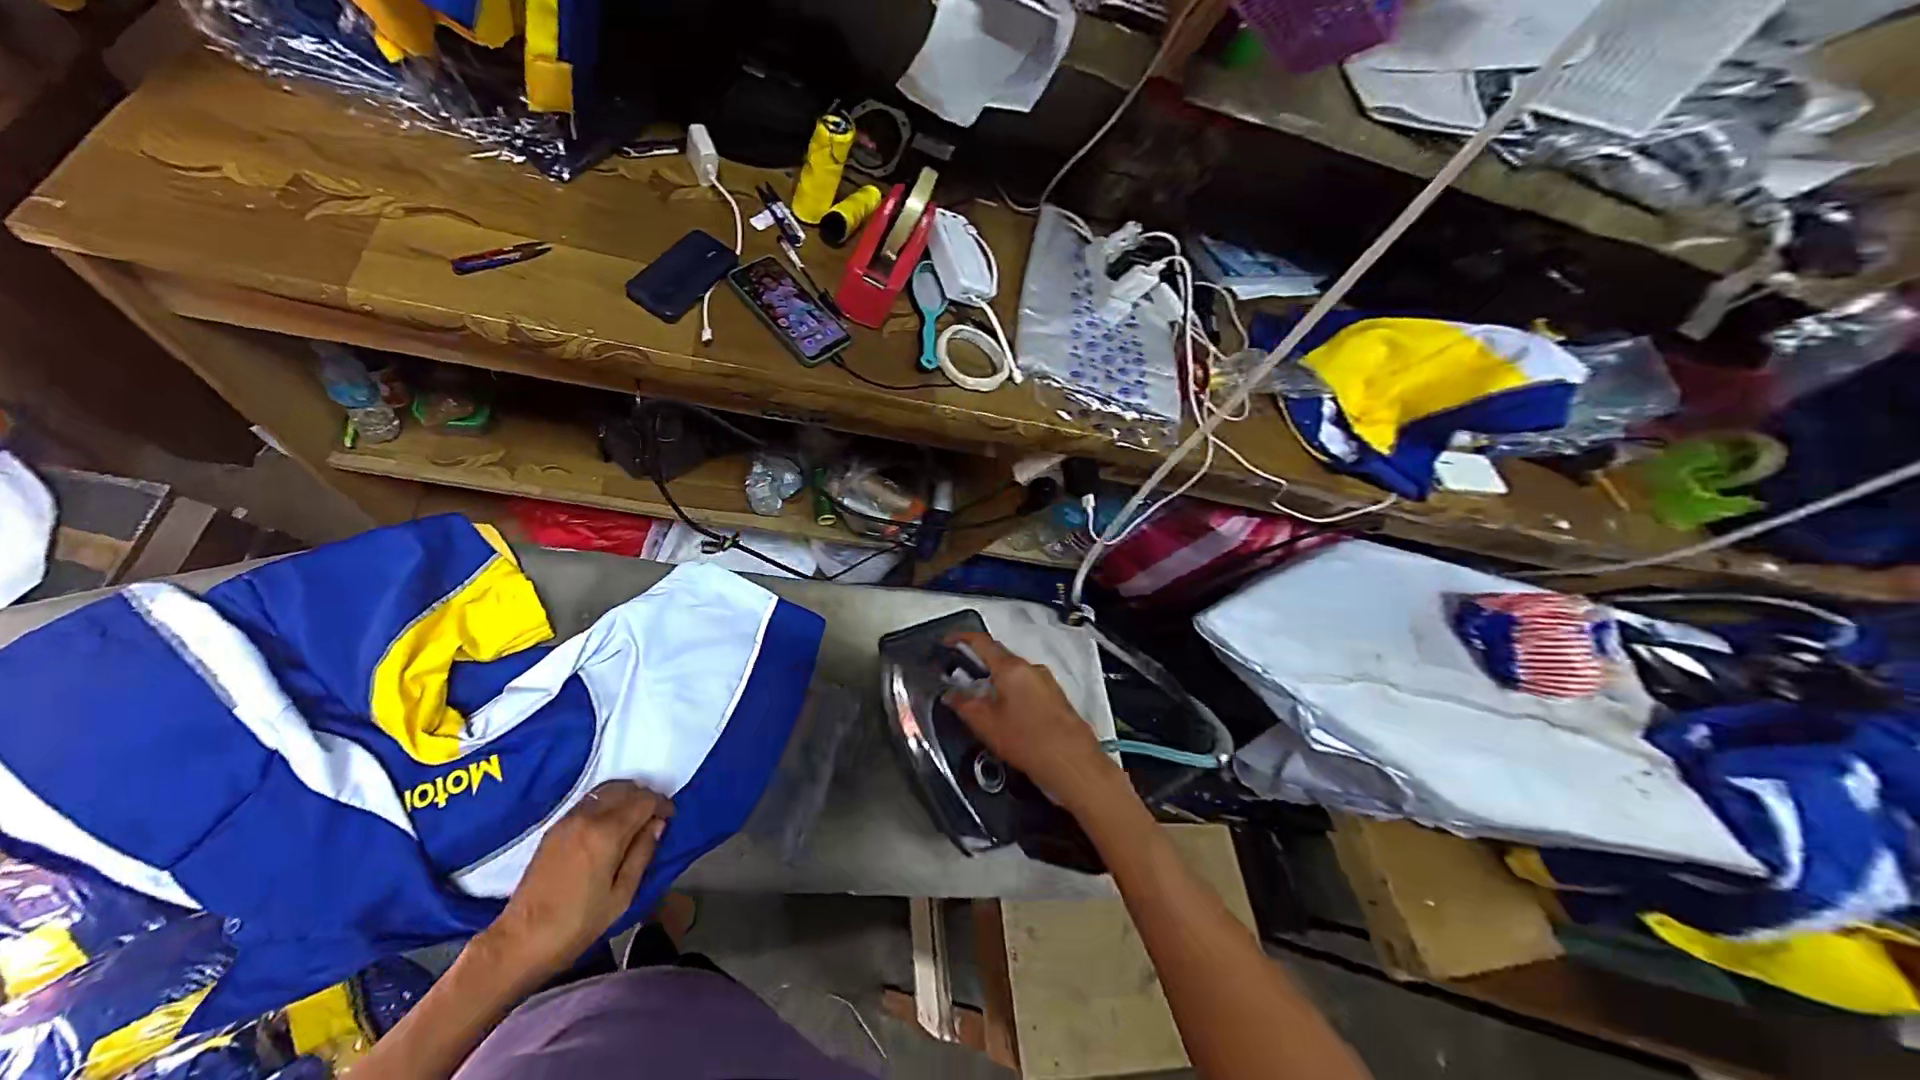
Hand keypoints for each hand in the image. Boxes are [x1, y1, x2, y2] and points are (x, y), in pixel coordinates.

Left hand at [478, 781, 672, 978]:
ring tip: (634, 818)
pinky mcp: (554, 828)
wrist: (521, 940)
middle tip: (655, 816)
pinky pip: (588, 802)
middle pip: (624, 788)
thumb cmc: (578, 923)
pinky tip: (611, 823)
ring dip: (625, 797)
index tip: (669, 817)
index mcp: (606, 833)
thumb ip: (643, 853)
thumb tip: (657, 825)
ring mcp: (567, 820)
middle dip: (644, 797)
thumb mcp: (622, 894)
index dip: (662, 804)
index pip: (644, 800)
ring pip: (604, 791)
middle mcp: (587, 817)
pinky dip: (606, 803)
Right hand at [942, 632, 1124, 814]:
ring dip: (996, 679)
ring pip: (1014, 672)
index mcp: (1011, 668)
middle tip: (960, 676)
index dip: (961, 638)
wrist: (1071, 762)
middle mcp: (1031, 667)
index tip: (948, 641)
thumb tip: (950, 694)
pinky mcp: (1056, 696)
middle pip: (1000, 656)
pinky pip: (1027, 685)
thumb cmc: (1025, 740)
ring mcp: (1047, 681)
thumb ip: (964, 704)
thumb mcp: (986, 724)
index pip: (982, 642)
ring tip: (982, 699)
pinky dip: (1012, 690)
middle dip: (979, 662)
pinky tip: (1007, 712)